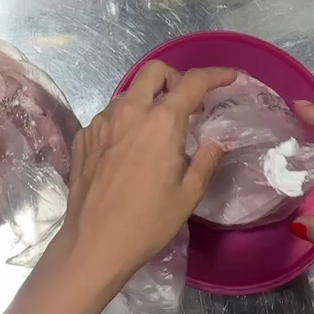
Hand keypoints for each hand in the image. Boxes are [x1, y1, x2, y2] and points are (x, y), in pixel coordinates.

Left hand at [52, 61, 233, 288]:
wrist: (94, 243)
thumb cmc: (148, 221)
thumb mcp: (188, 194)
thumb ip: (205, 160)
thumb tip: (213, 142)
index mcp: (162, 121)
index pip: (193, 82)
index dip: (215, 75)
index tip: (229, 77)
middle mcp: (130, 110)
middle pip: (154, 71)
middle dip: (174, 77)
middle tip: (186, 102)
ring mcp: (101, 121)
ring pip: (129, 93)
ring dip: (147, 101)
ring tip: (156, 131)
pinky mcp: (84, 135)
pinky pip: (109, 116)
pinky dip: (124, 123)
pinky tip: (128, 151)